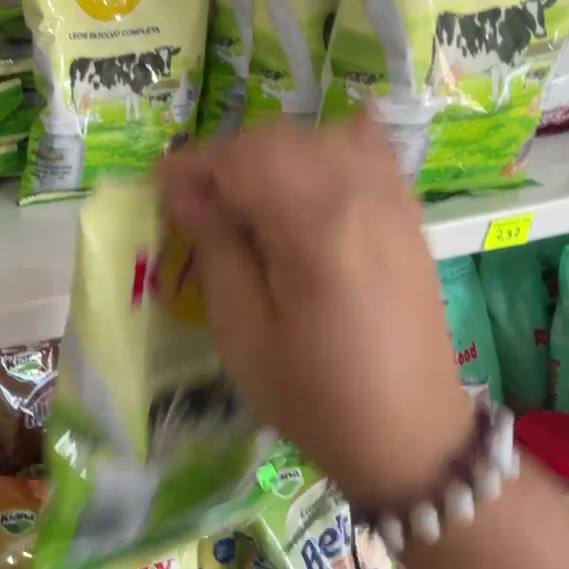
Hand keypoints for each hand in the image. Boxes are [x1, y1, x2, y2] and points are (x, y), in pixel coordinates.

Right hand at [160, 119, 474, 508]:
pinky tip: (300, 187)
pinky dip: (323, 154)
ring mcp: (394, 201)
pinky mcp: (408, 216)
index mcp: (315, 228)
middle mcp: (362, 196)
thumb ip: (217, 250)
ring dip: (272, 155)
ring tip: (244, 198)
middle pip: (281, 139)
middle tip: (192, 201)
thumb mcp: (243, 333)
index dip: (193, 164)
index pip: (243, 159)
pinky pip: (365, 152)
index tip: (159, 186)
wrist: (406, 432)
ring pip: (323, 136)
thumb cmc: (311, 395)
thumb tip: (185, 193)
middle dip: (227, 158)